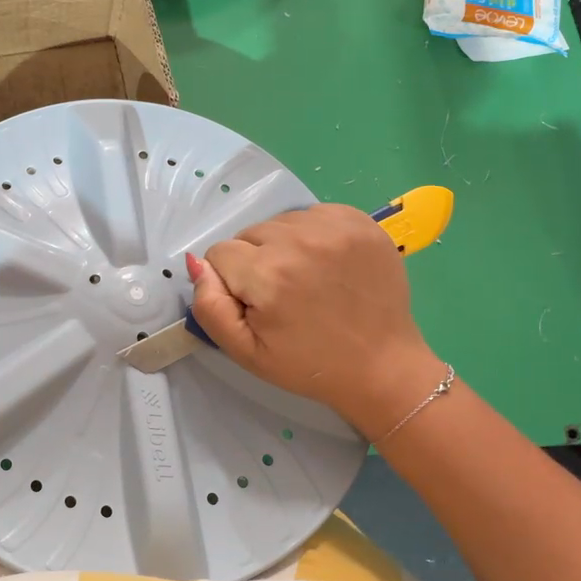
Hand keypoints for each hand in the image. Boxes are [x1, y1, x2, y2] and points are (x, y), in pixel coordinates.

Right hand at [189, 204, 444, 432]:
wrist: (383, 366)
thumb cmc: (308, 365)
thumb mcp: (245, 351)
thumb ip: (210, 306)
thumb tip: (197, 263)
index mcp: (267, 274)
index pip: (220, 253)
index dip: (232, 282)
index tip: (257, 306)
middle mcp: (299, 240)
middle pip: (250, 234)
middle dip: (256, 261)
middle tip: (284, 297)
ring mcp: (334, 226)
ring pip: (281, 222)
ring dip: (284, 246)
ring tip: (307, 280)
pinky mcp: (359, 221)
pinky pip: (314, 214)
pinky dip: (313, 235)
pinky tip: (327, 265)